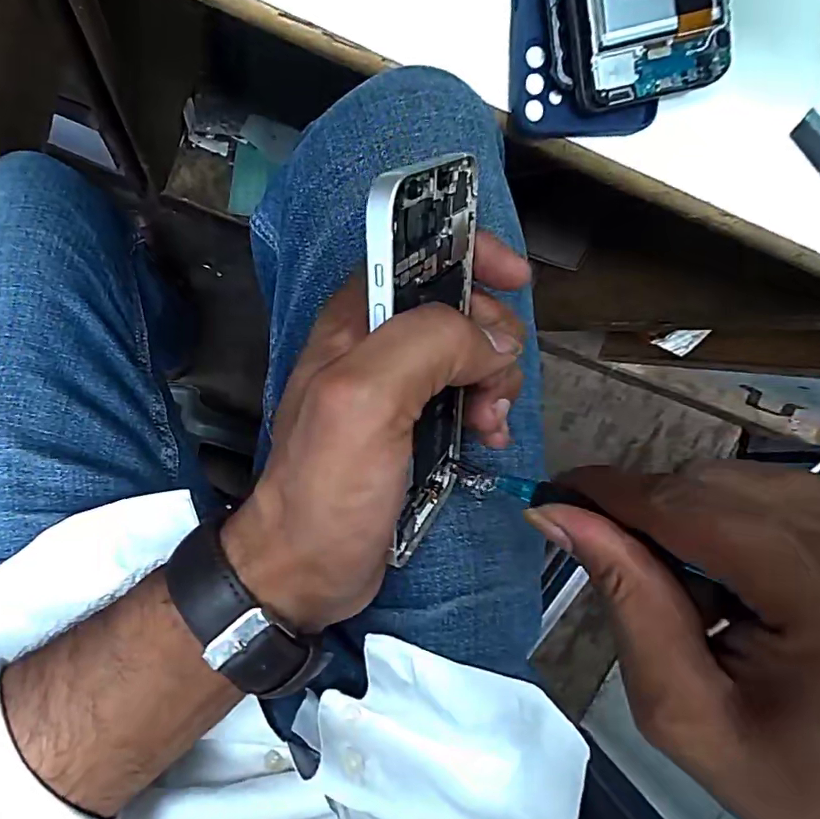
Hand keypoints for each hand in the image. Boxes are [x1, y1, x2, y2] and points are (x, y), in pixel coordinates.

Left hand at [221, 232, 530, 631]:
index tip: (515, 278)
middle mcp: (373, 344)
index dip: (470, 253)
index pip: (417, 252)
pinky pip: (464, 396)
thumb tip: (490, 339)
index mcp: (354, 320)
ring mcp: (393, 387)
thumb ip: (426, 345)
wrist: (304, 566)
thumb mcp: (365, 400)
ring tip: (487, 424)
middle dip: (490, 337)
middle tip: (489, 390)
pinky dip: (486, 409)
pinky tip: (487, 437)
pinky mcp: (409, 426)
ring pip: (467, 352)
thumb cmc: (323, 487)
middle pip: (456, 306)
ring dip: (493, 380)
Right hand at [526, 462, 819, 818]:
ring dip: (728, 525)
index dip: (611, 492)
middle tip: (655, 581)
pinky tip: (803, 595)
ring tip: (738, 601)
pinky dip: (792, 532)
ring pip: (781, 484)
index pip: (689, 505)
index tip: (560, 492)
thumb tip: (564, 517)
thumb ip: (628, 602)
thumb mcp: (698, 722)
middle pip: (731, 485)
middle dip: (669, 517)